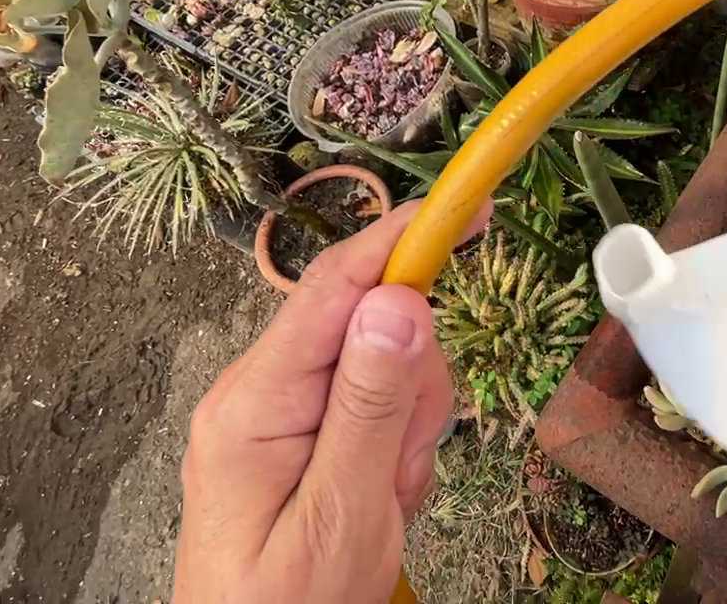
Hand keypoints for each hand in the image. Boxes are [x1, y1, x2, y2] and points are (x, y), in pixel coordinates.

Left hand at [173, 199, 487, 603]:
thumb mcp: (342, 516)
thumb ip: (371, 405)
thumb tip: (400, 297)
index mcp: (256, 400)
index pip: (334, 286)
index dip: (402, 236)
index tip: (469, 210)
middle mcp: (265, 384)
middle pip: (372, 321)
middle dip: (413, 379)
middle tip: (406, 460)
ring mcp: (288, 402)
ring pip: (389, 358)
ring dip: (411, 417)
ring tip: (390, 489)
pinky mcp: (310, 420)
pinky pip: (382, 392)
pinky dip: (403, 433)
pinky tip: (384, 486)